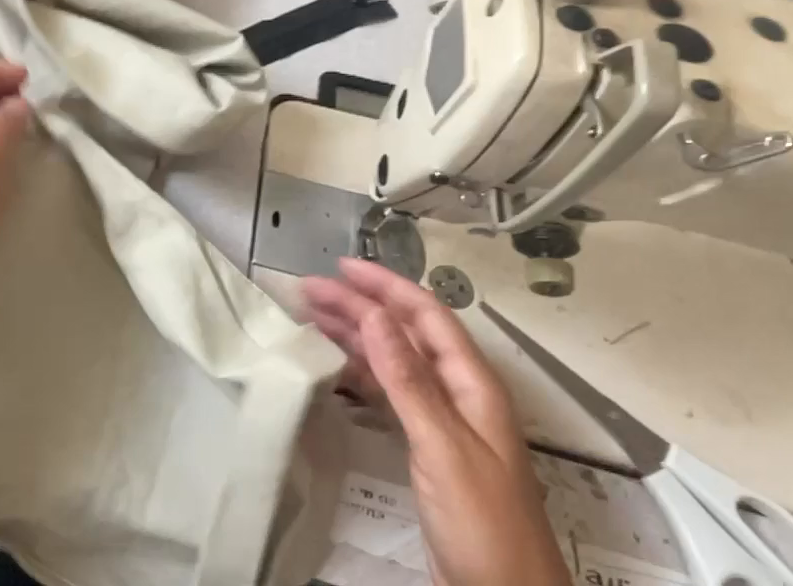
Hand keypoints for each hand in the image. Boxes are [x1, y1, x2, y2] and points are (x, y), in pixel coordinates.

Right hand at [303, 259, 568, 585]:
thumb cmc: (483, 524)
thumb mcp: (444, 448)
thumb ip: (409, 381)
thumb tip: (375, 317)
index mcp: (472, 385)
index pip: (427, 316)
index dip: (386, 286)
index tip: (342, 267)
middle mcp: (457, 392)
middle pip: (405, 333)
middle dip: (360, 306)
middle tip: (309, 290)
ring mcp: (441, 420)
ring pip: (393, 359)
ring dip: (355, 334)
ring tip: (311, 317)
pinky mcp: (424, 445)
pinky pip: (387, 392)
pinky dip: (359, 372)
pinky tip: (334, 365)